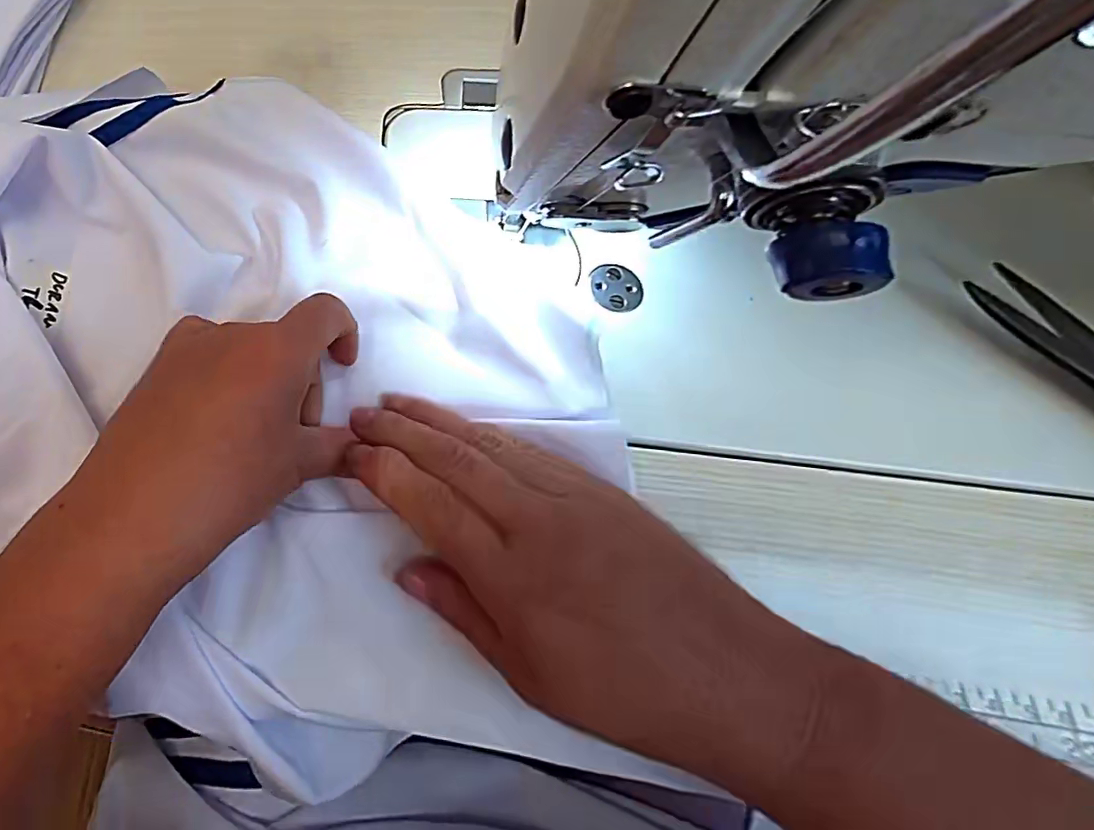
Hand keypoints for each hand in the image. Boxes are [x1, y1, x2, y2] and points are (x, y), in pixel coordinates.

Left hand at [67, 294, 360, 589]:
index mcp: (276, 349)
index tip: (340, 364)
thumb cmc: (229, 483)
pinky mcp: (158, 363)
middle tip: (288, 437)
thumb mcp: (293, 466)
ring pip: (244, 350)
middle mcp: (232, 333)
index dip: (343, 331)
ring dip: (259, 380)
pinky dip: (221, 376)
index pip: (324, 312)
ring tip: (243, 438)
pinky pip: (205, 355)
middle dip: (298, 380)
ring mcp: (188, 345)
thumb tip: (353, 445)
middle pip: (283, 340)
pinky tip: (208, 424)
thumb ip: (334, 446)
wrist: (137, 508)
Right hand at [347, 394, 843, 797]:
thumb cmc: (624, 692)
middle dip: (398, 430)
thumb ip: (461, 610)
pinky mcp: (600, 489)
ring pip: (487, 443)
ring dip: (435, 419)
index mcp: (512, 572)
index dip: (382, 471)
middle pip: (451, 458)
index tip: (349, 452)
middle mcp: (536, 520)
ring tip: (396, 402)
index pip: (427, 502)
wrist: (744, 680)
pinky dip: (484, 431)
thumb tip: (406, 567)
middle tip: (360, 414)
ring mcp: (572, 496)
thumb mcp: (529, 674)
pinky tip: (464, 426)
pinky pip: (528, 449)